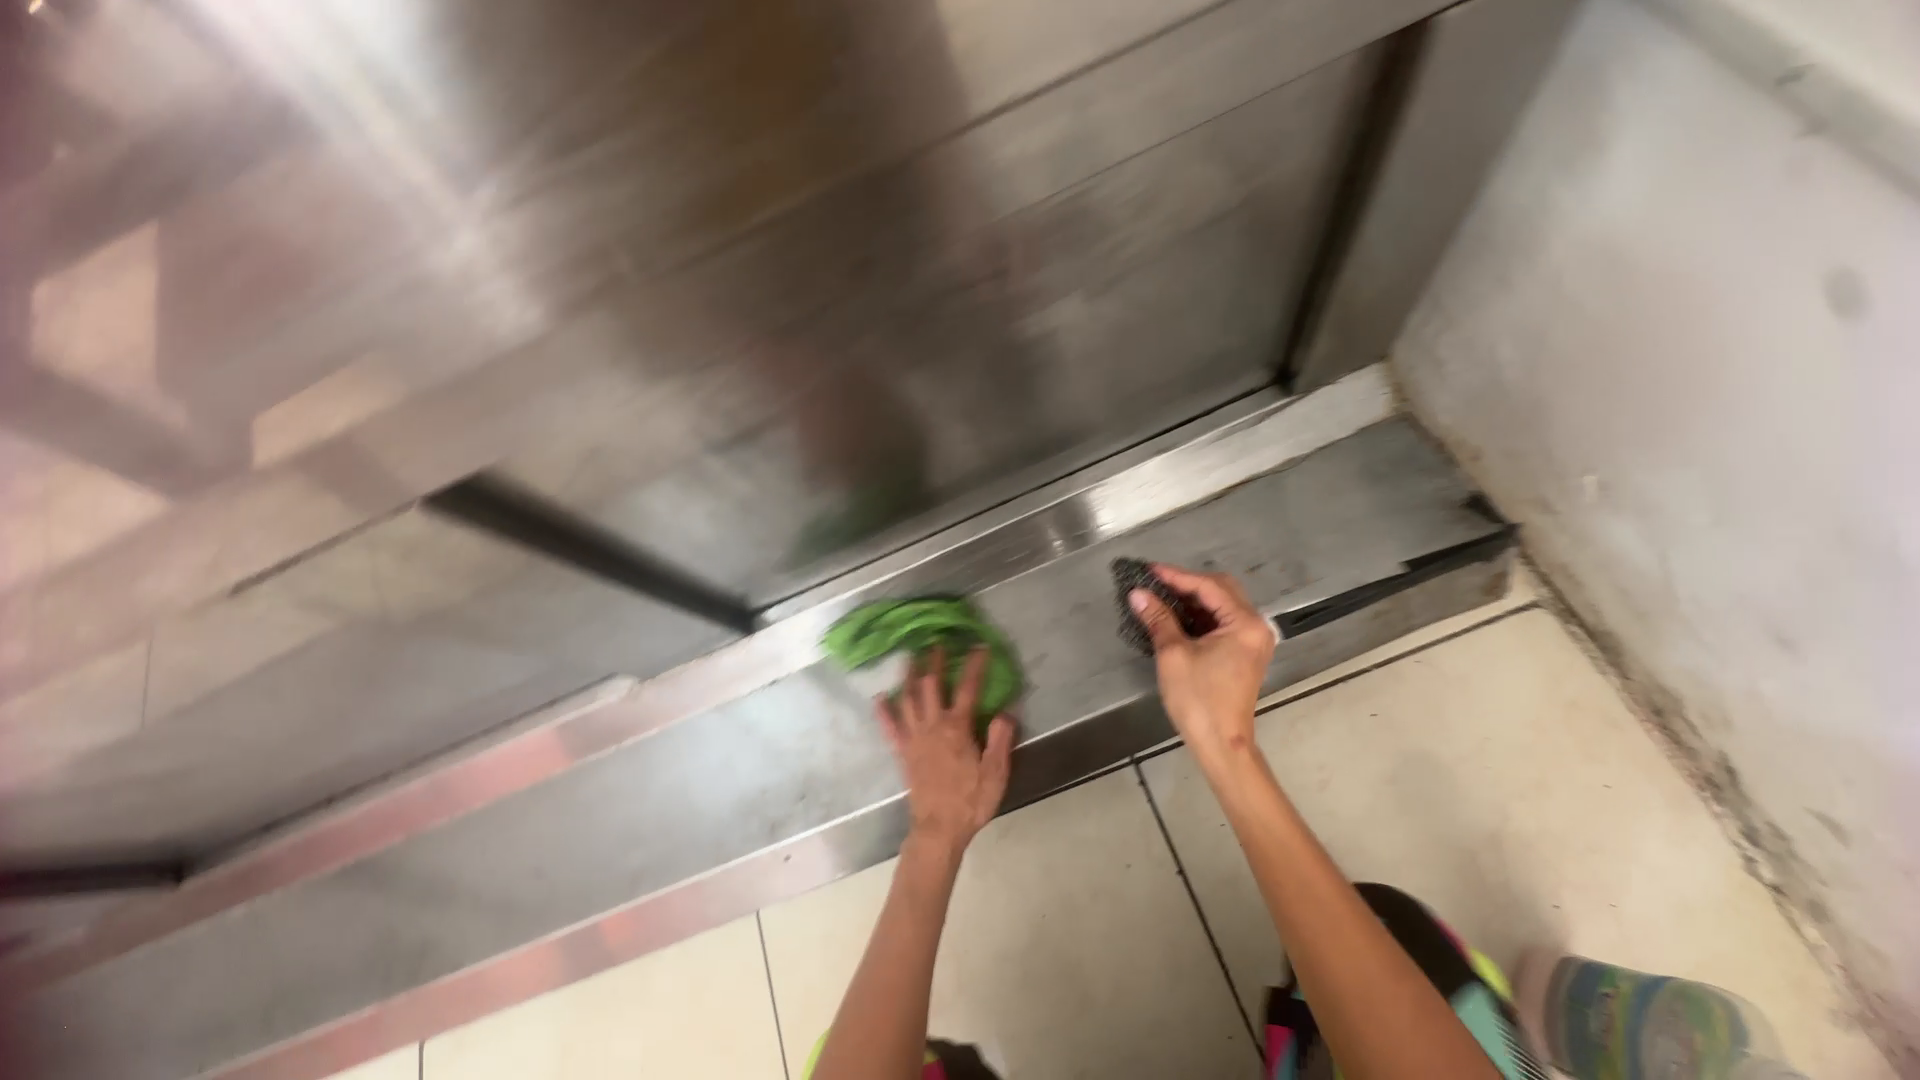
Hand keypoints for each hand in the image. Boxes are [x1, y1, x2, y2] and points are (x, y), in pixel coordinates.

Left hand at [876, 647, 1015, 854]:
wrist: (939, 828)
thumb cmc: (971, 801)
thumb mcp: (997, 772)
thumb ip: (1001, 739)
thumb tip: (1005, 711)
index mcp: (957, 728)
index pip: (968, 688)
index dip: (975, 665)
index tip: (980, 646)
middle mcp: (932, 726)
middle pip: (931, 684)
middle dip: (935, 660)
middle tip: (938, 642)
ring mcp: (914, 739)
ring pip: (908, 699)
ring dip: (909, 675)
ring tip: (911, 658)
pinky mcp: (902, 753)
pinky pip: (890, 727)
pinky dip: (884, 711)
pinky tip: (880, 698)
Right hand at [1129, 564, 1275, 765]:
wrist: (1220, 743)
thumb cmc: (1198, 699)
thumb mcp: (1173, 654)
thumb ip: (1158, 618)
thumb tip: (1138, 593)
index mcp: (1245, 623)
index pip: (1209, 587)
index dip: (1177, 576)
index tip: (1149, 570)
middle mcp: (1256, 626)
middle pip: (1222, 590)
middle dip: (1188, 583)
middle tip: (1156, 581)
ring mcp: (1253, 640)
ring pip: (1223, 605)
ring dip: (1194, 599)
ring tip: (1162, 596)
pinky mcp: (1246, 653)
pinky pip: (1224, 622)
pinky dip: (1202, 615)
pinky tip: (1178, 616)